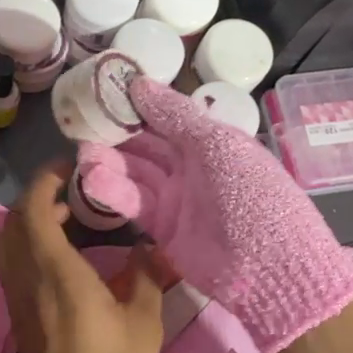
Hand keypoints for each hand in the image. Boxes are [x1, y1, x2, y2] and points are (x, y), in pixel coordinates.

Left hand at [0, 165, 165, 352]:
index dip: (46, 181)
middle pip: (13, 223)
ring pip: (7, 247)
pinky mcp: (19, 323)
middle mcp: (26, 280)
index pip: (34, 209)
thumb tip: (151, 248)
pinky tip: (67, 263)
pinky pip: (14, 269)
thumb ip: (146, 277)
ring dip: (30, 224)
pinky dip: (31, 250)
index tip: (70, 167)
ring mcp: (17, 303)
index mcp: (55, 272)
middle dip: (38, 199)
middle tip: (75, 193)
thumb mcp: (144, 325)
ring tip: (71, 222)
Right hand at [74, 77, 352, 352]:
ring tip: (81, 154)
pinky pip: (133, 203)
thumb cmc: (252, 196)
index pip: (166, 117)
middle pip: (146, 145)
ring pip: (135, 173)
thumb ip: (177, 116)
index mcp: (212, 141)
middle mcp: (191, 166)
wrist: (271, 269)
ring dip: (109, 162)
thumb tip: (138, 83)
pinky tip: (89, 180)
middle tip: (82, 124)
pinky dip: (111, 191)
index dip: (137, 105)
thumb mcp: (219, 146)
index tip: (103, 92)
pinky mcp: (162, 227)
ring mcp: (176, 198)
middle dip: (116, 135)